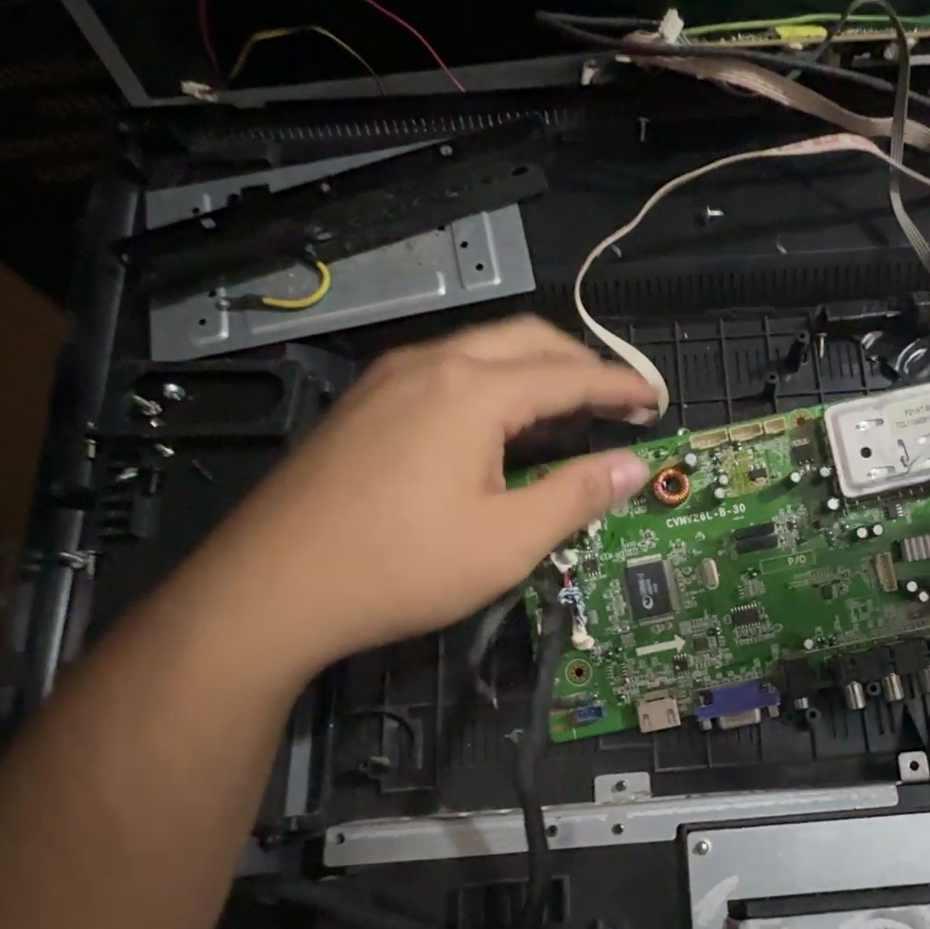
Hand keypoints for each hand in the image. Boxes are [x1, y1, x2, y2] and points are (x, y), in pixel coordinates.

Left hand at [180, 316, 654, 675]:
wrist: (272, 588)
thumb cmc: (399, 567)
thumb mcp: (505, 542)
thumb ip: (576, 496)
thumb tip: (632, 466)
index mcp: (471, 391)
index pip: (568, 375)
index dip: (620, 386)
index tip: (657, 398)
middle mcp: (430, 365)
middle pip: (526, 340)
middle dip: (581, 362)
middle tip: (619, 399)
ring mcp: (389, 379)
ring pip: (482, 350)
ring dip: (535, 369)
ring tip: (570, 407)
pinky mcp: (365, 404)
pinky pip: (447, 372)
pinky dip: (493, 383)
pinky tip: (500, 423)